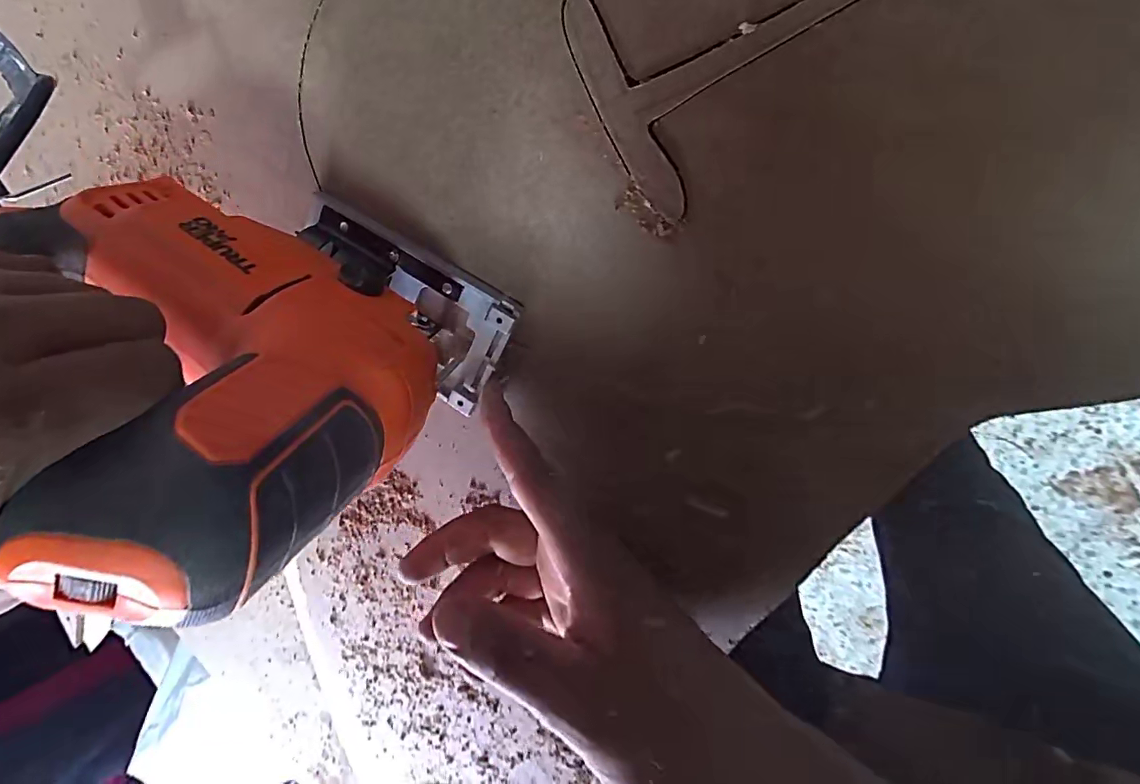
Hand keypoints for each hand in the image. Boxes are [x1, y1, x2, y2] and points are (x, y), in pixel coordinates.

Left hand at [0, 244, 180, 775]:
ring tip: (28, 378)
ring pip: (75, 286)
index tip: (136, 426)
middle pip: (126, 316)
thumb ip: (93, 518)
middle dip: (126, 361)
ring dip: (73, 332)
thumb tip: (170, 472)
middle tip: (90, 406)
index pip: (151, 367)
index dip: (157, 400)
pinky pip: (9, 269)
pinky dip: (18, 307)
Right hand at [399, 385, 878, 783]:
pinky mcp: (590, 621)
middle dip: (456, 545)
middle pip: (509, 530)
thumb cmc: (665, 723)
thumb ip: (507, 654)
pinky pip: (531, 602)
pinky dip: (497, 614)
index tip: (488, 392)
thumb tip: (441, 616)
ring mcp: (587, 592)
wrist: (732, 759)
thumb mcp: (577, 695)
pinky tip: (474, 641)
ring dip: (472, 588)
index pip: (536, 481)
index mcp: (584, 558)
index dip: (509, 436)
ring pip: (516, 568)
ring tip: (430, 626)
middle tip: (408, 572)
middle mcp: (582, 563)